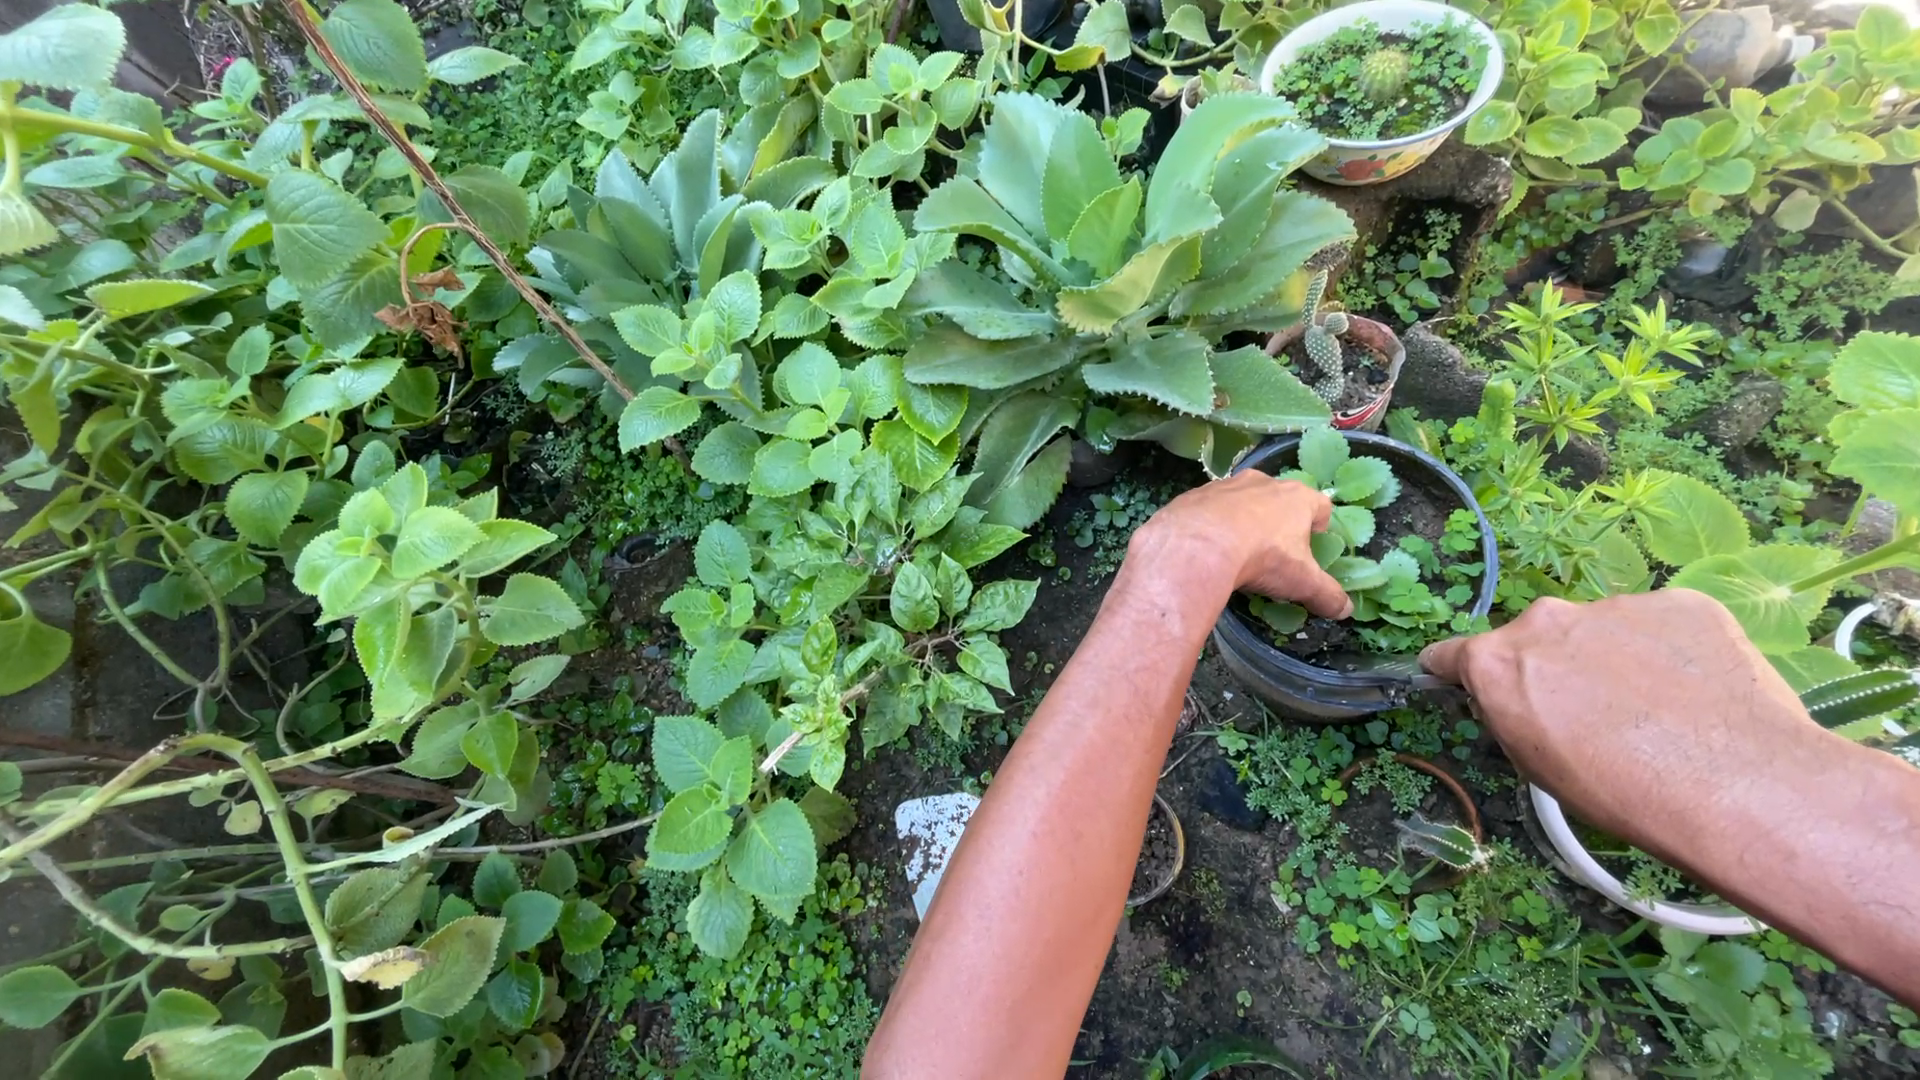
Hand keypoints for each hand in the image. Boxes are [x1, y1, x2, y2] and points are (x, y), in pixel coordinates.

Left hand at [1130, 470, 1351, 618]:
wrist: (1198, 545)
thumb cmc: (1263, 557)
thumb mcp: (1301, 582)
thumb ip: (1326, 595)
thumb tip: (1345, 611)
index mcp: (1296, 497)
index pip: (1320, 504)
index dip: (1319, 523)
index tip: (1314, 538)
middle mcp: (1262, 483)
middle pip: (1279, 497)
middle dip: (1279, 518)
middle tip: (1274, 545)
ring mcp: (1225, 485)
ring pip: (1241, 499)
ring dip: (1242, 517)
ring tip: (1237, 546)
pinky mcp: (1194, 495)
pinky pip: (1207, 508)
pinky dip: (1210, 523)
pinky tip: (1206, 545)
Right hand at [1418, 590, 1819, 849]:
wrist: (1740, 787)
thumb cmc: (1617, 790)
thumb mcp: (1533, 763)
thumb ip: (1511, 713)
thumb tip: (1522, 700)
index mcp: (1494, 660)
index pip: (1447, 654)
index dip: (1458, 674)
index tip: (1473, 687)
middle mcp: (1542, 620)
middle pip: (1533, 640)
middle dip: (1551, 666)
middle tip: (1592, 712)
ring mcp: (1613, 606)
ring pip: (1600, 630)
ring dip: (1612, 656)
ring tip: (1662, 706)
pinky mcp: (1681, 604)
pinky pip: (1661, 624)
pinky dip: (1671, 650)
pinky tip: (1701, 691)